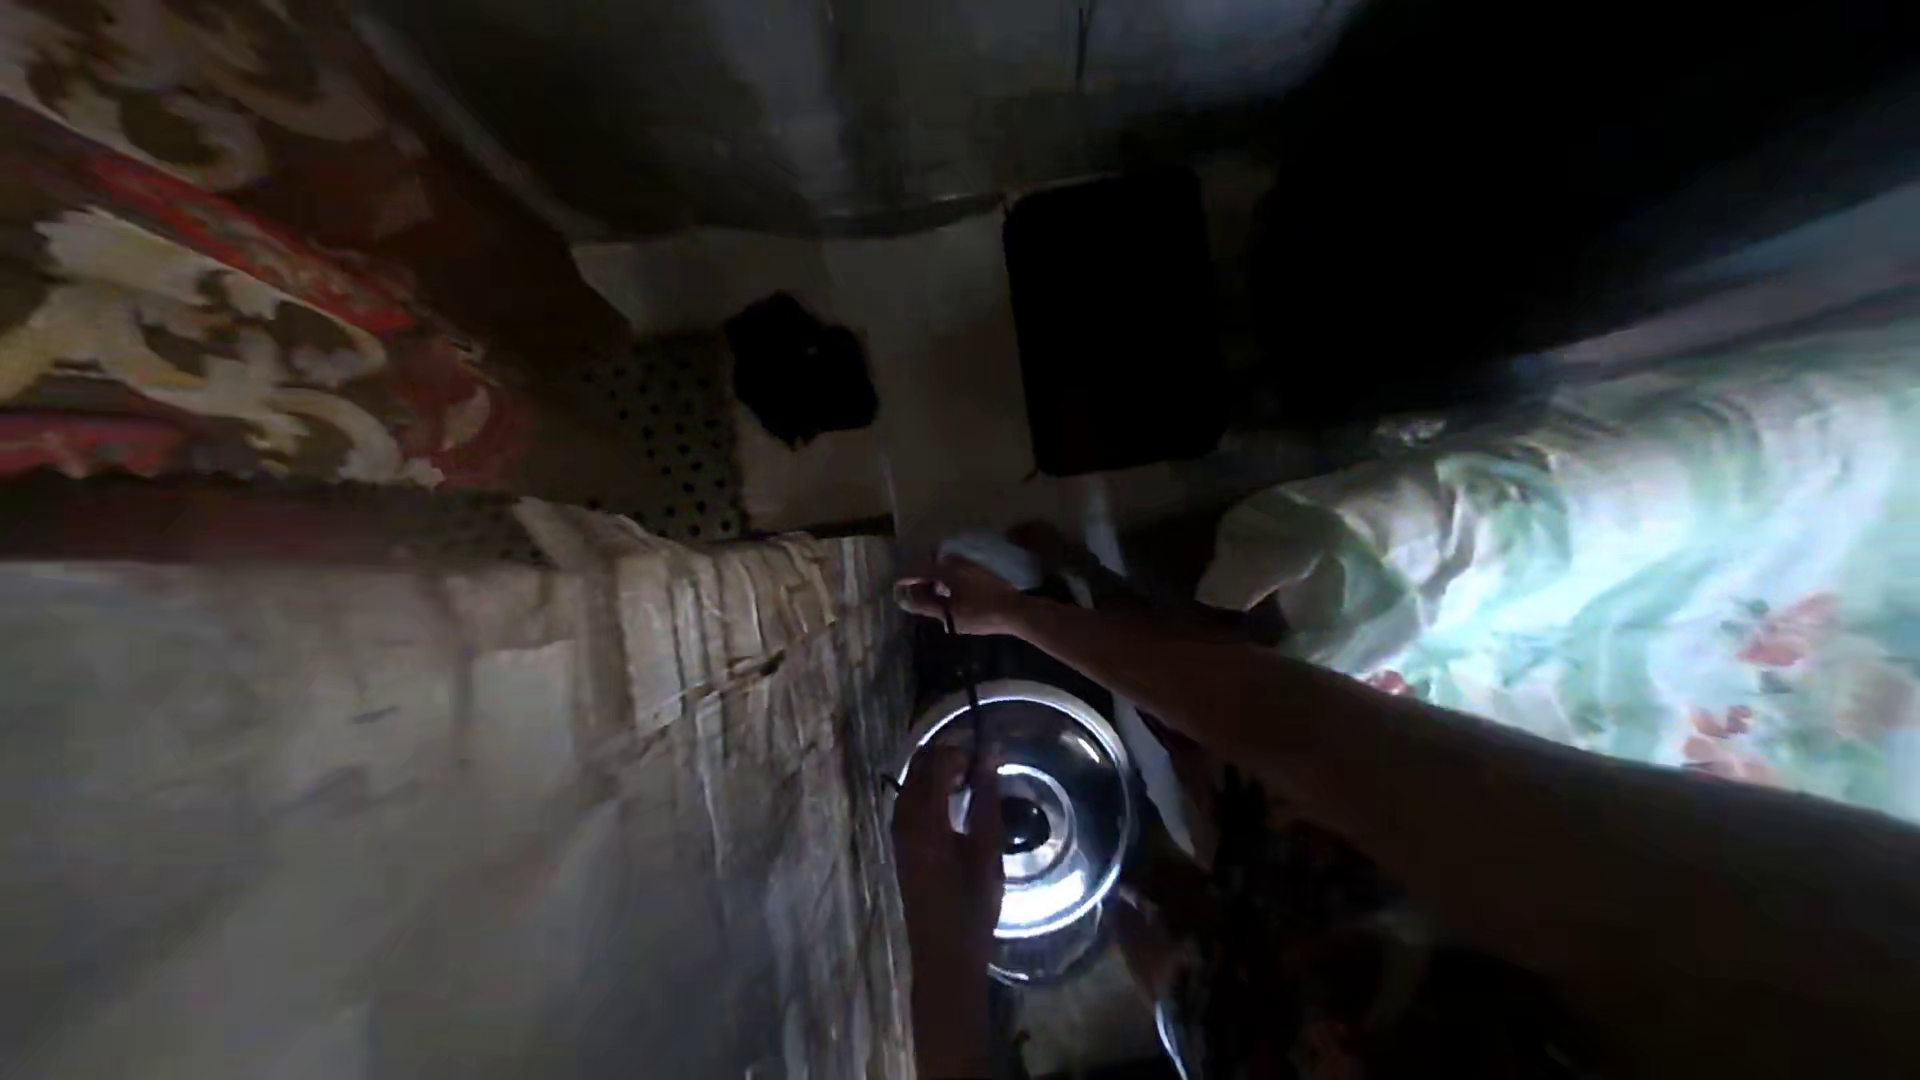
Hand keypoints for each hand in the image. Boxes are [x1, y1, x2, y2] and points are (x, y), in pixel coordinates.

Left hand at [893, 745, 1003, 969]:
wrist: (944, 954)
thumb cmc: (972, 905)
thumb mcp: (988, 850)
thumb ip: (987, 800)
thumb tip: (989, 760)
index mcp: (926, 819)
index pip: (938, 763)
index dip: (961, 752)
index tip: (985, 756)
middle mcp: (904, 818)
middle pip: (919, 765)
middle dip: (946, 755)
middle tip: (976, 764)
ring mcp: (897, 829)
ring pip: (911, 779)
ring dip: (936, 769)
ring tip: (966, 778)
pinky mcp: (899, 840)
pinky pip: (908, 796)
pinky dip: (926, 786)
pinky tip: (949, 798)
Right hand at [896, 555, 1027, 635]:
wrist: (1015, 610)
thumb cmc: (980, 613)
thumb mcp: (949, 614)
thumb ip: (925, 605)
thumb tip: (904, 599)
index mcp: (946, 569)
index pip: (917, 570)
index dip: (904, 578)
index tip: (894, 585)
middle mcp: (956, 561)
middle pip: (929, 567)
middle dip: (920, 580)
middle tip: (914, 596)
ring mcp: (969, 564)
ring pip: (943, 569)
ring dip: (934, 581)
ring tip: (931, 598)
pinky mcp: (978, 571)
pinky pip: (954, 572)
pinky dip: (947, 581)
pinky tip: (950, 596)